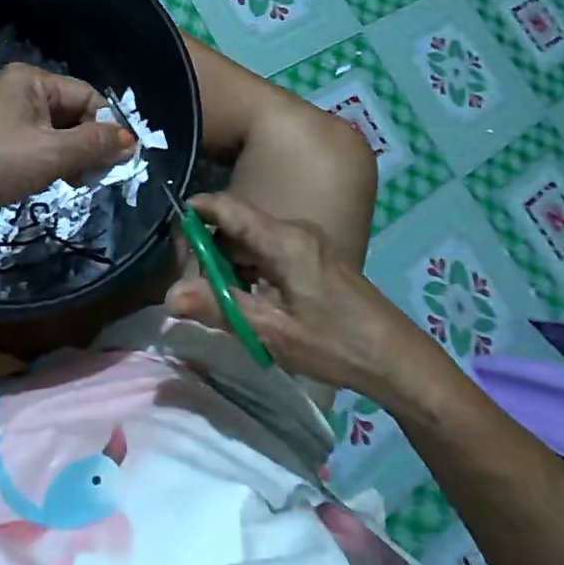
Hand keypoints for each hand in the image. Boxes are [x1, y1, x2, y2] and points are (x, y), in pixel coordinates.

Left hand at [0, 62, 136, 262]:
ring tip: (75, 180)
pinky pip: (42, 142)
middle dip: (89, 143)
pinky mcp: (1, 138)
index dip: (105, 126)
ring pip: (60, 130)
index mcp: (31, 79)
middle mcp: (20, 89)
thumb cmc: (0, 164)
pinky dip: (55, 159)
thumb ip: (97, 144)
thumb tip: (132, 142)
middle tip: (95, 174)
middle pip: (74, 112)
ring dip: (74, 155)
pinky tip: (57, 179)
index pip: (87, 96)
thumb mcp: (55, 153)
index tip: (115, 158)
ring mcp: (8, 113)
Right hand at [164, 192, 437, 397]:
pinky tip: (245, 301)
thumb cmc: (335, 344)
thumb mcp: (272, 332)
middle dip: (208, 250)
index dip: (195, 213)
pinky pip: (268, 251)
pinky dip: (248, 270)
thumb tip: (169, 296)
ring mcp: (306, 241)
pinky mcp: (312, 257)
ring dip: (228, 264)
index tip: (170, 235)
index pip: (227, 207)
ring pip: (251, 240)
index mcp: (283, 239)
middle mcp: (293, 230)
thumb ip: (219, 308)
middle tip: (190, 286)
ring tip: (213, 299)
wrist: (394, 357)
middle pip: (236, 225)